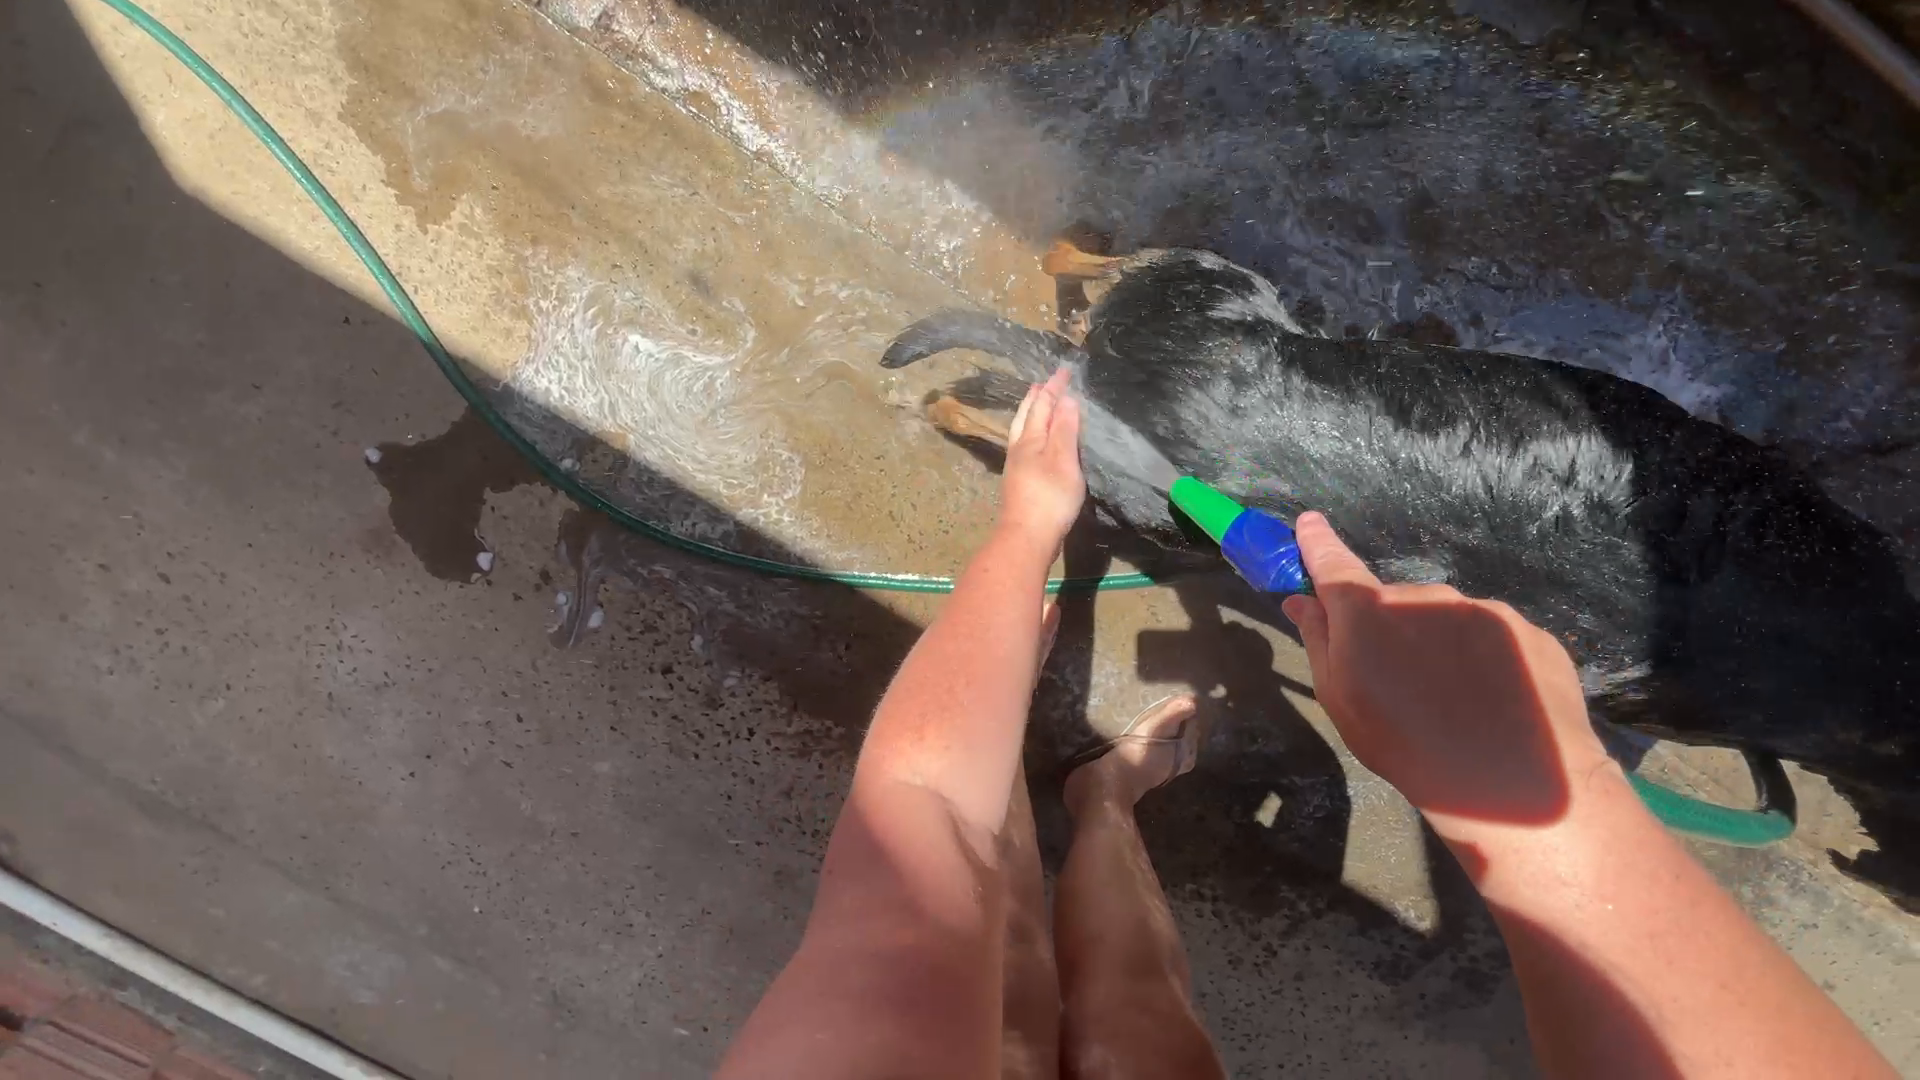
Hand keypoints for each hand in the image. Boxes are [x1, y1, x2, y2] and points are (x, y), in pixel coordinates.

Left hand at [997, 367, 1084, 549]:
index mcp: (1030, 440)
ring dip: (1031, 415)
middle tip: (1042, 383)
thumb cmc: (1049, 497)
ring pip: (1022, 432)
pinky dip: (1032, 435)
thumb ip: (1065, 429)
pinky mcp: (1020, 484)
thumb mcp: (1063, 459)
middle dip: (1036, 398)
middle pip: (1026, 416)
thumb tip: (1066, 399)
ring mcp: (1017, 467)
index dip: (1054, 387)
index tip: (1064, 370)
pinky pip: (1025, 447)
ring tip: (1037, 406)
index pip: (1042, 405)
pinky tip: (1036, 443)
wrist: (1027, 537)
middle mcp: (1019, 449)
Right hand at [1279, 513, 1616, 843]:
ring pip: (1446, 620)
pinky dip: (1483, 660)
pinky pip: (1491, 638)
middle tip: (1399, 682)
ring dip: (1440, 645)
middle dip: (1391, 629)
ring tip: (1454, 701)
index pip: (1333, 563)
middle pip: (1395, 604)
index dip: (1317, 543)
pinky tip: (1492, 702)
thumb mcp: (1338, 697)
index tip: (1309, 521)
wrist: (1509, 780)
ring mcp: (1481, 609)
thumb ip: (1319, 640)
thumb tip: (1301, 601)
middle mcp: (1424, 594)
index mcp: (1369, 610)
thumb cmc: (1400, 741)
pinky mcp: (1529, 631)